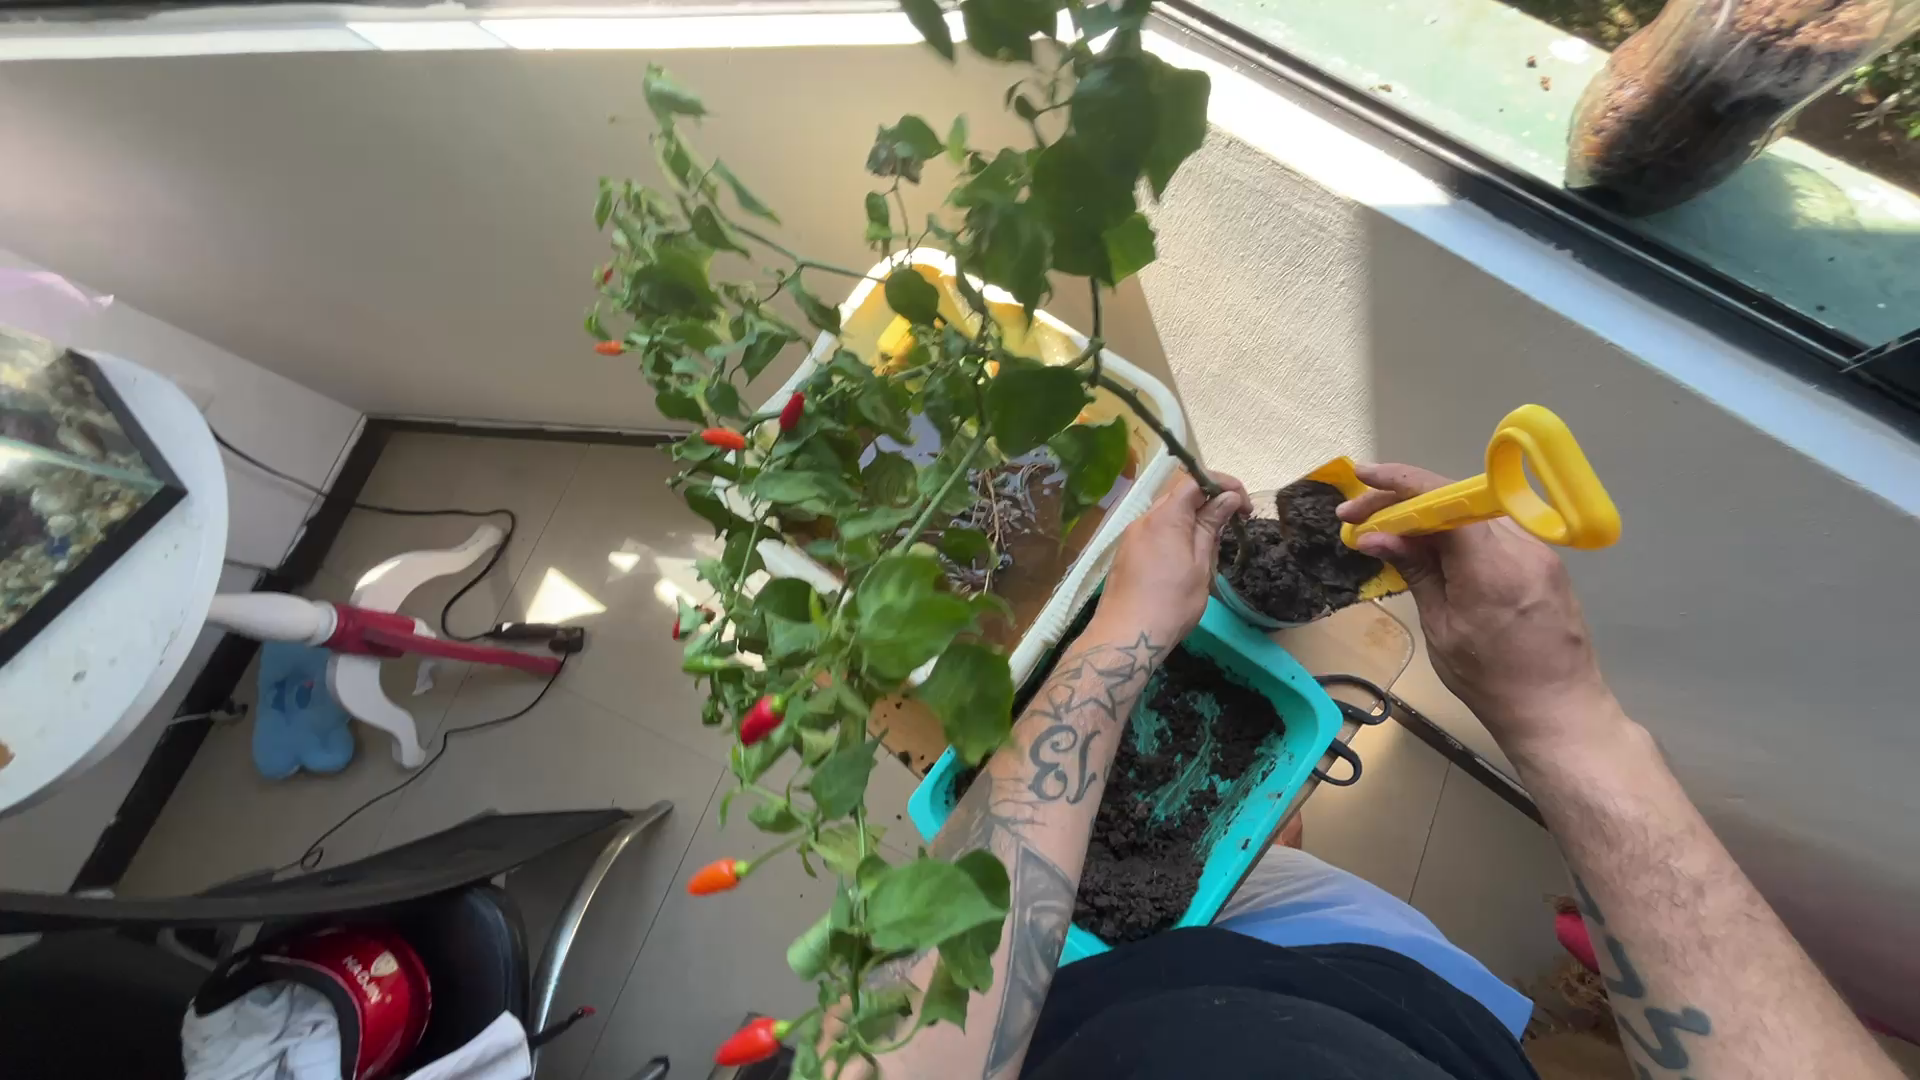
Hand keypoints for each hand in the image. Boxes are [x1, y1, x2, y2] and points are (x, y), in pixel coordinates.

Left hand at [1094, 470, 1245, 644]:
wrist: (1127, 636)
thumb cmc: (1171, 603)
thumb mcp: (1201, 564)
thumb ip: (1210, 526)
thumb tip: (1227, 498)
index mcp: (1164, 518)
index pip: (1193, 481)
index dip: (1222, 484)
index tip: (1244, 505)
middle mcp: (1143, 520)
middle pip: (1178, 495)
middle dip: (1209, 502)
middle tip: (1233, 524)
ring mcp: (1131, 537)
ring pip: (1166, 514)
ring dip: (1192, 519)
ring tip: (1213, 545)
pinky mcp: (1127, 553)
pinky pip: (1155, 531)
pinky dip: (1175, 533)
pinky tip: (1188, 557)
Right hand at [1339, 463, 1620, 756]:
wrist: (1557, 708)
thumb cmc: (1488, 678)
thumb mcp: (1440, 625)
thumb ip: (1415, 570)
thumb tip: (1375, 536)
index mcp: (1493, 566)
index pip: (1442, 501)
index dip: (1398, 482)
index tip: (1360, 477)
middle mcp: (1522, 547)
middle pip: (1453, 500)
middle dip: (1400, 500)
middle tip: (1355, 518)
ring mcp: (1537, 551)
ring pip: (1469, 512)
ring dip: (1422, 514)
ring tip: (1382, 531)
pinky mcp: (1540, 560)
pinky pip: (1486, 529)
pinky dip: (1449, 529)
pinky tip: (1422, 545)